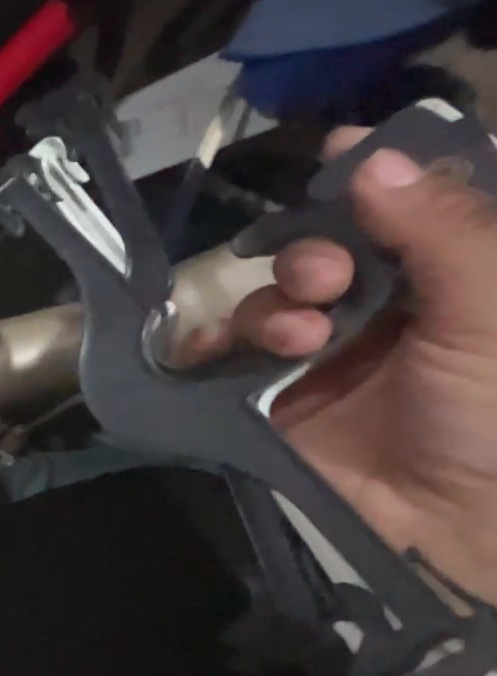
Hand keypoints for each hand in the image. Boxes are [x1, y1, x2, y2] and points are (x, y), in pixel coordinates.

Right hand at [208, 130, 496, 604]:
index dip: (376, 180)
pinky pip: (216, 356)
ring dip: (274, 308)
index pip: (407, 215)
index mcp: (452, 283)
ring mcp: (314, 358)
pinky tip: (222, 351)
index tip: (336, 154)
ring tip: (299, 340)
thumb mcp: (492, 313)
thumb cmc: (495, 412)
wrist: (443, 522)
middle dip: (314, 255)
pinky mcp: (259, 398)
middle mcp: (381, 313)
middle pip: (324, 254)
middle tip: (326, 278)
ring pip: (269, 302)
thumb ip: (440, 233)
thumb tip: (372, 162)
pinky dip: (208, 345)